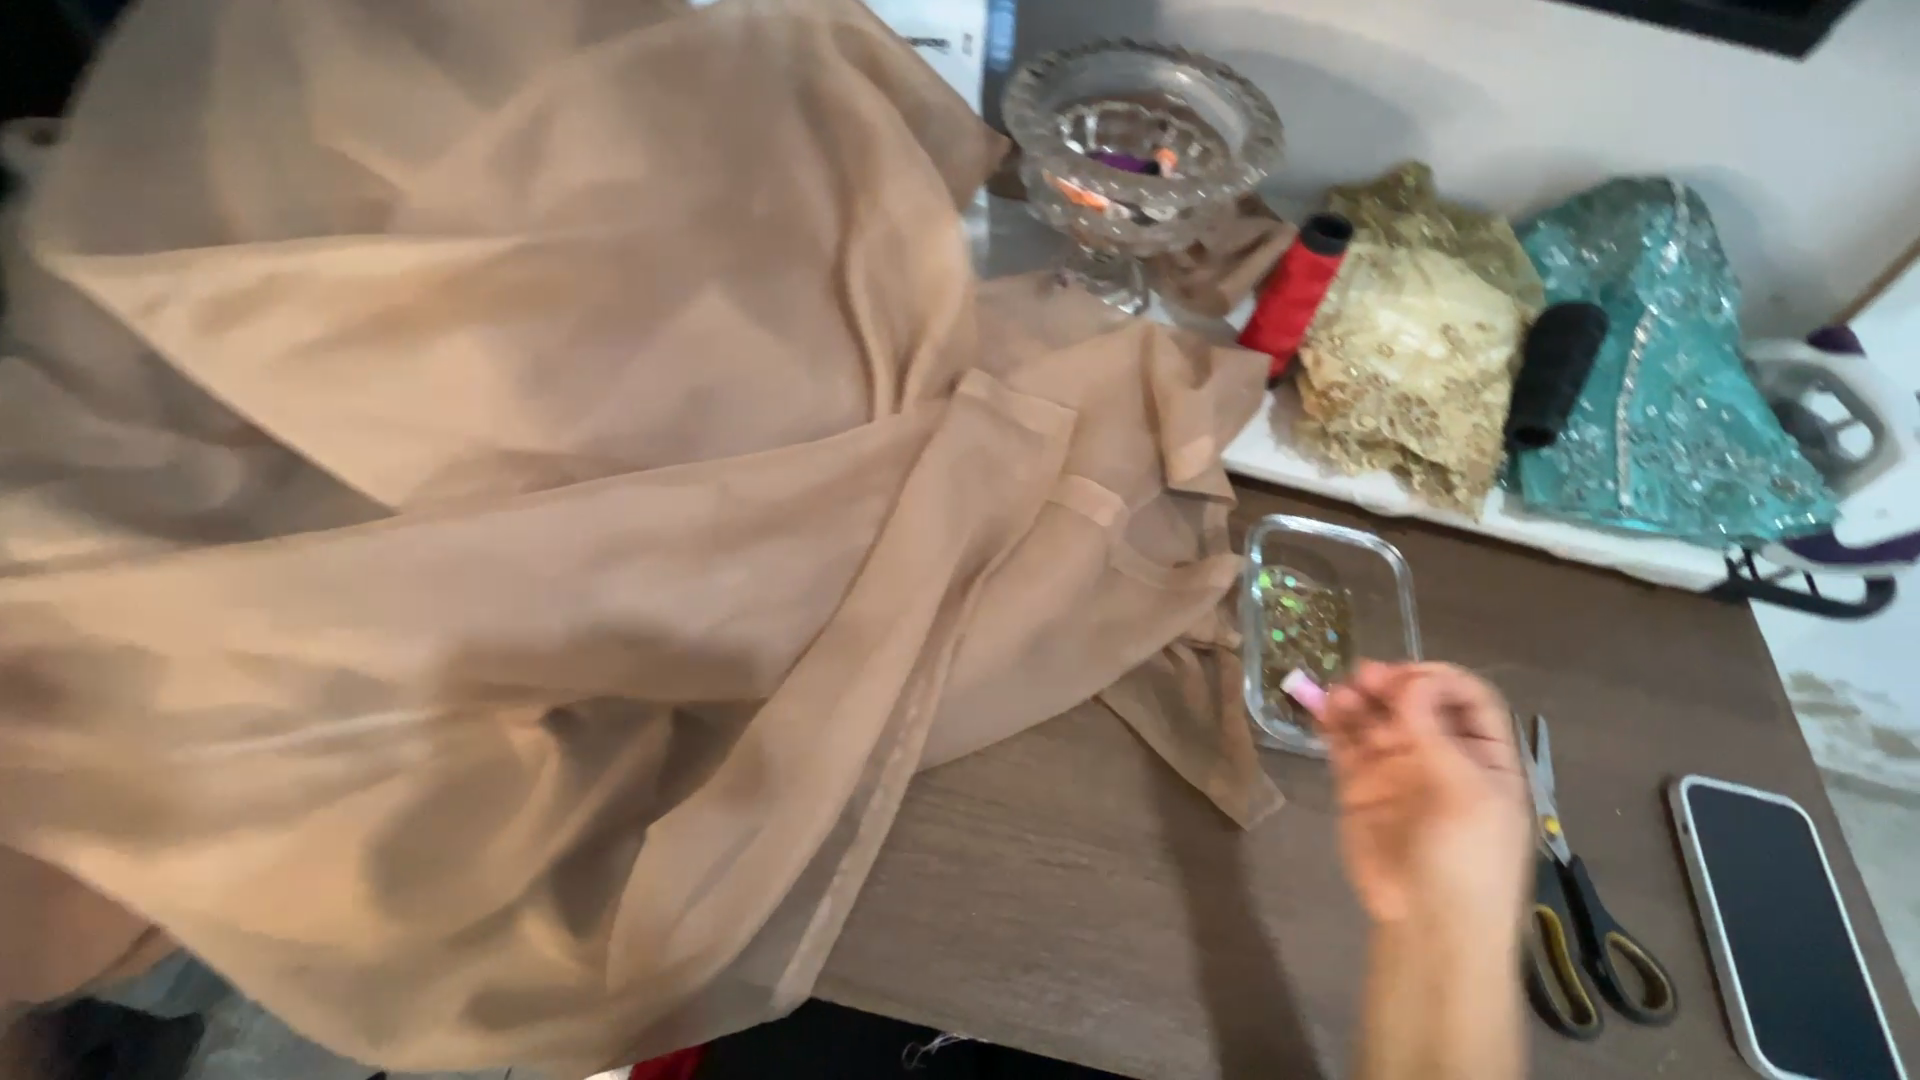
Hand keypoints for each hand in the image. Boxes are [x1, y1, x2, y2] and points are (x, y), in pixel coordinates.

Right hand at [1319, 661, 1530, 930]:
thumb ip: (1436, 732)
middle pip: (1415, 699)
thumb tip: (1409, 681)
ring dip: (1358, 697)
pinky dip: (1332, 719)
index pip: (1466, 698)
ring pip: (1375, 715)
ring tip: (1341, 694)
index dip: (1438, 681)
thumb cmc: (1467, 858)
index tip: (1407, 681)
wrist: (1427, 922)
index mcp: (1482, 756)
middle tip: (1366, 679)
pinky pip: (1344, 740)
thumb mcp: (1468, 793)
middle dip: (1392, 683)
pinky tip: (1322, 706)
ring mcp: (1395, 766)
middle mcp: (1439, 753)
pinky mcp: (1358, 782)